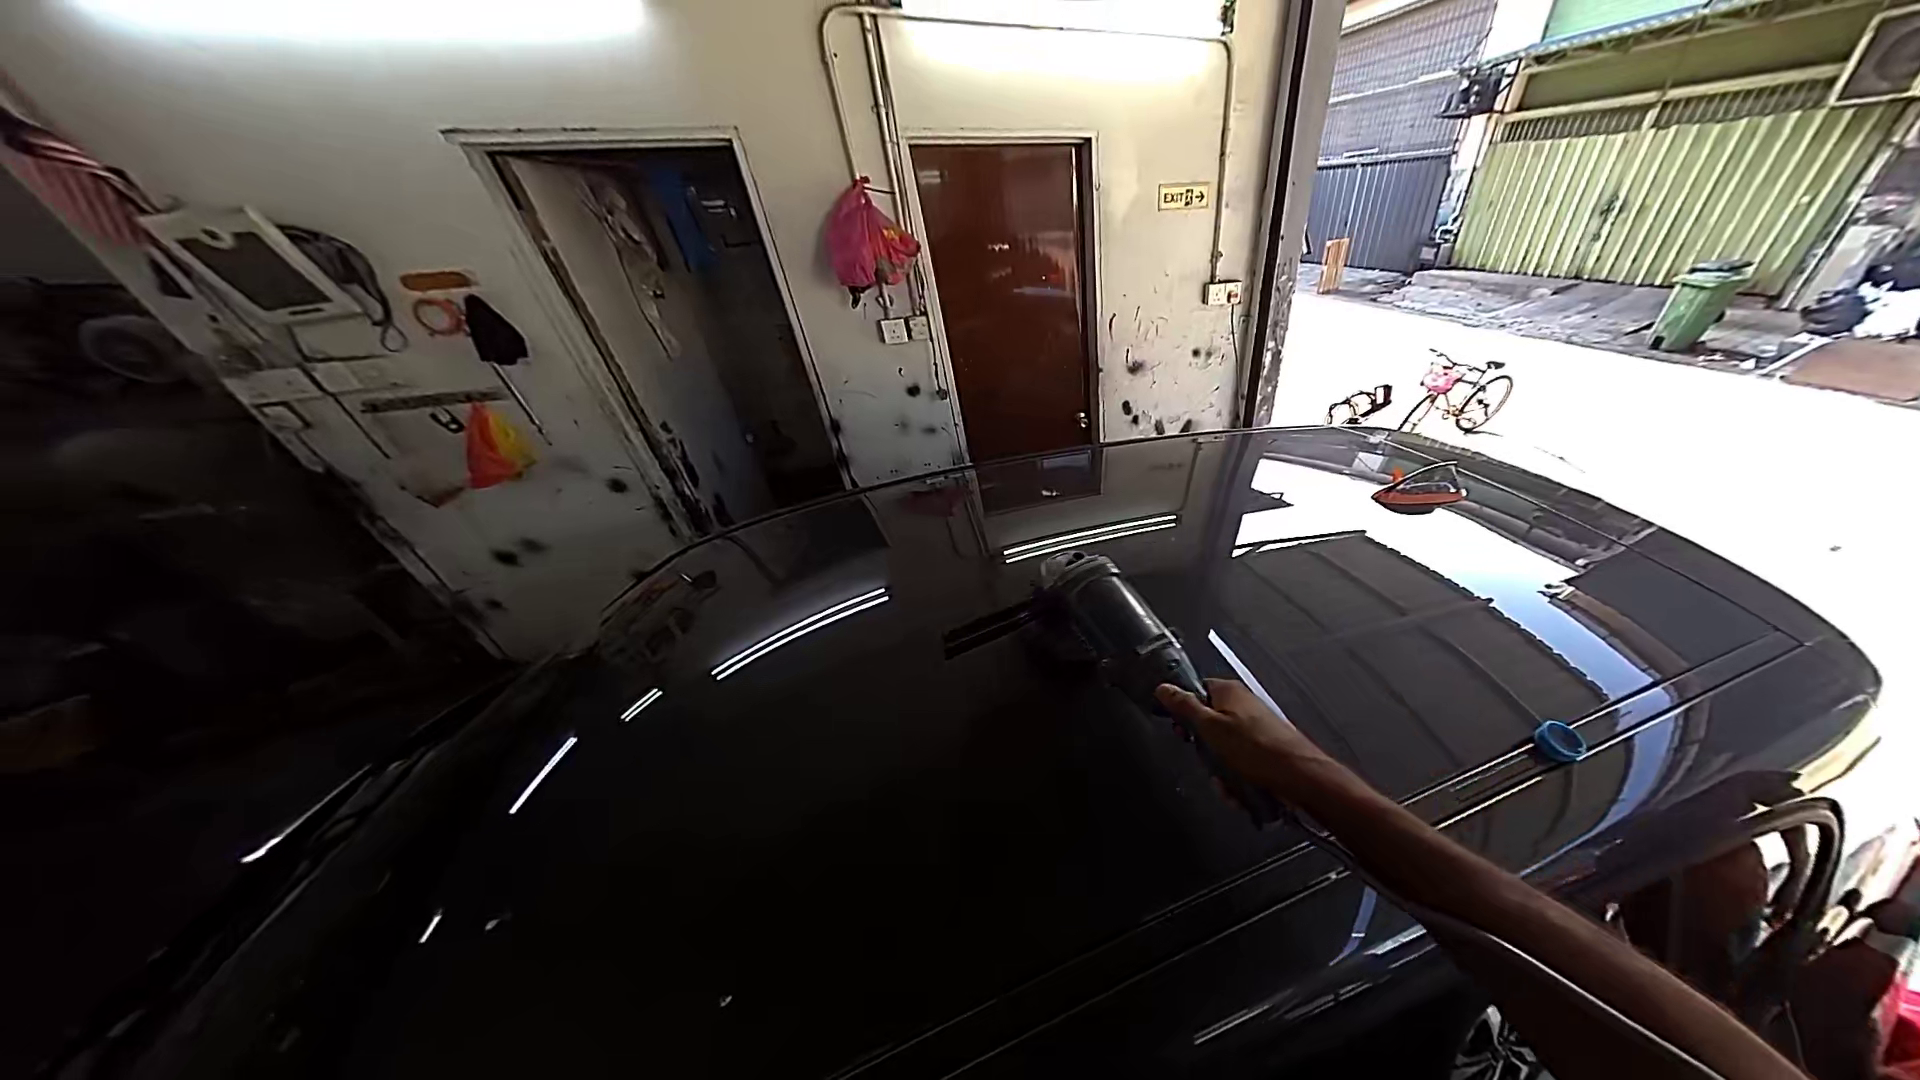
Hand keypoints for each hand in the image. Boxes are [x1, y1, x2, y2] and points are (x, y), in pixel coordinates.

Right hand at [1154, 679, 1328, 796]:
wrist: (1304, 780)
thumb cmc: (1260, 750)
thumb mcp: (1210, 727)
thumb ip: (1184, 706)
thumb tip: (1164, 689)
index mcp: (1229, 692)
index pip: (1195, 690)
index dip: (1184, 710)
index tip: (1181, 728)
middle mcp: (1244, 707)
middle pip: (1207, 724)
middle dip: (1204, 749)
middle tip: (1207, 757)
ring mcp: (1256, 730)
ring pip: (1223, 749)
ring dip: (1220, 769)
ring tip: (1227, 782)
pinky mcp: (1265, 752)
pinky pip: (1239, 763)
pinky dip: (1236, 779)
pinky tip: (1239, 791)